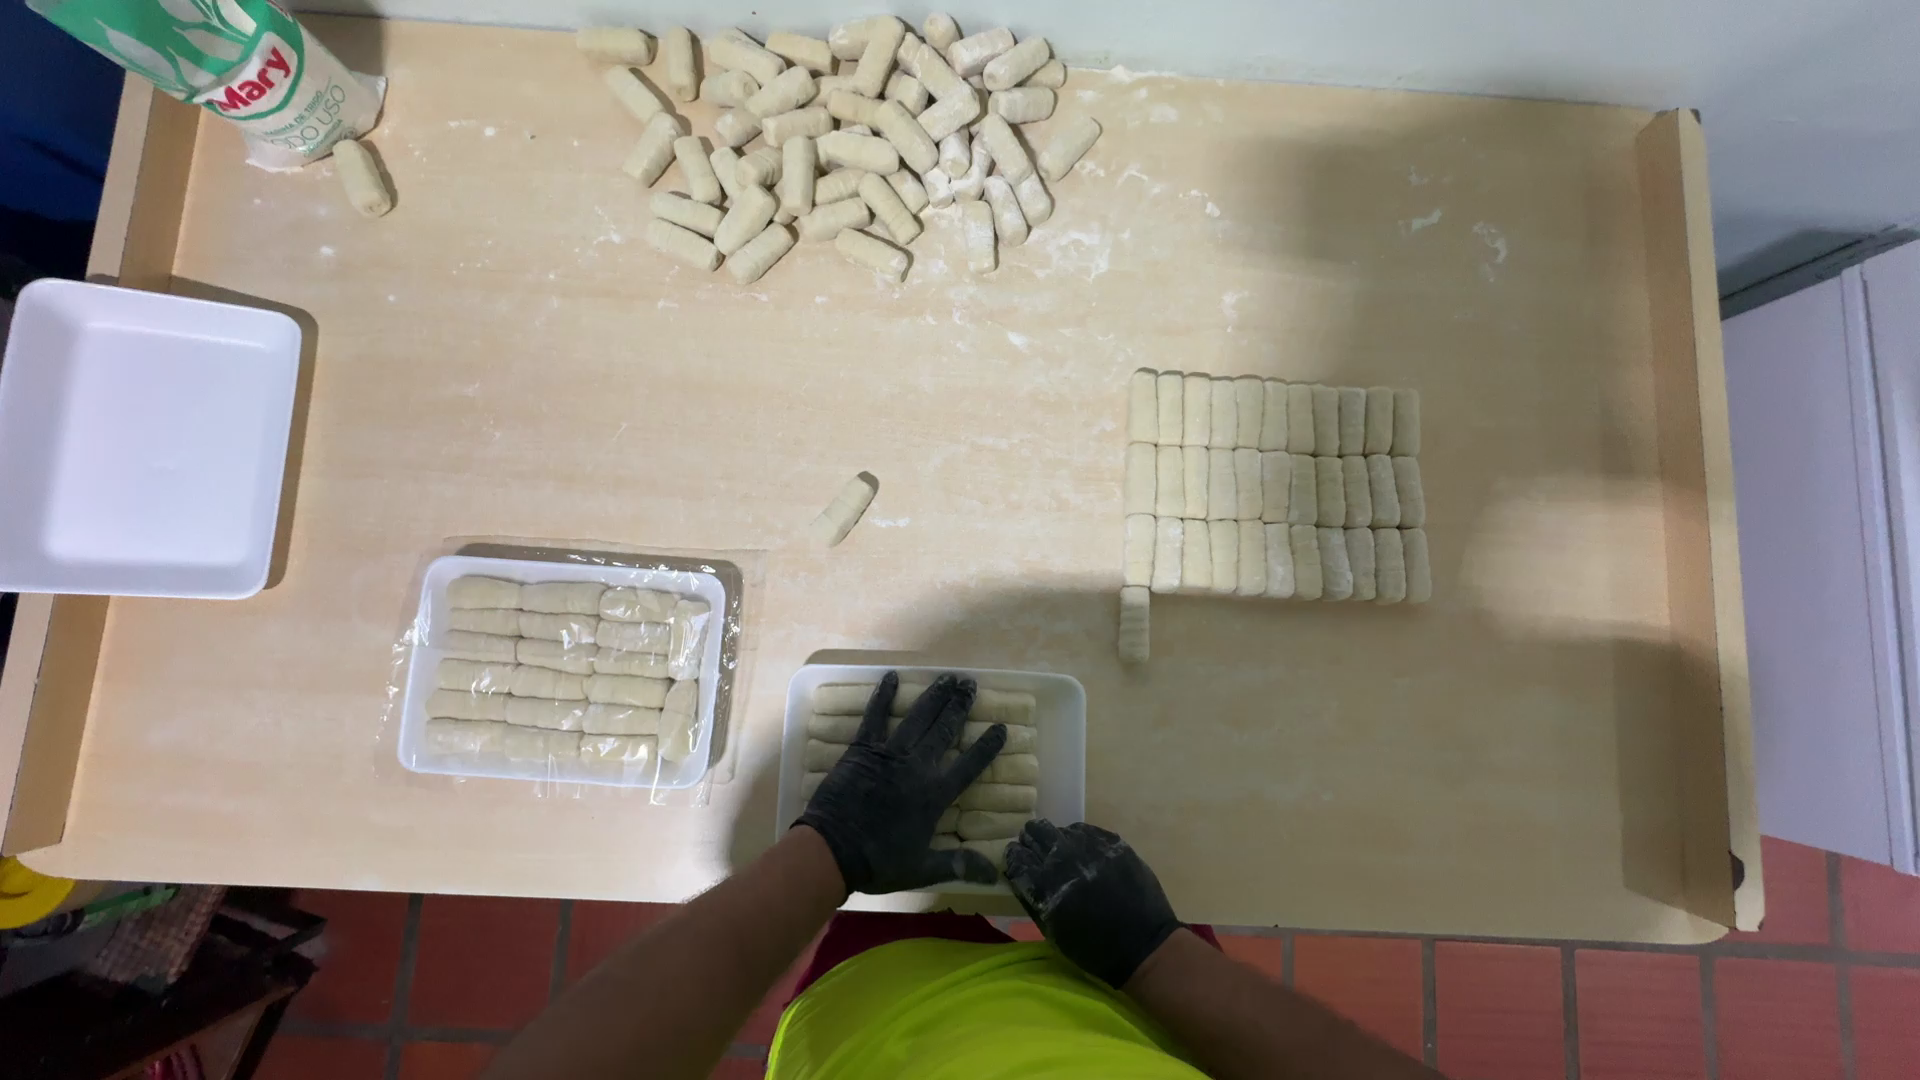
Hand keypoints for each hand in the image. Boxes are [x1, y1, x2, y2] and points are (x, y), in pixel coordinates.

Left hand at [796, 672, 1008, 894]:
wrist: (831, 851)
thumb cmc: (878, 862)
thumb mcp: (923, 868)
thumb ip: (959, 864)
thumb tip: (996, 874)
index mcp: (934, 794)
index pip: (969, 765)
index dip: (987, 746)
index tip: (1001, 727)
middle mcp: (917, 766)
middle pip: (944, 730)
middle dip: (960, 706)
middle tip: (971, 685)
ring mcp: (889, 753)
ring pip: (918, 717)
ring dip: (934, 696)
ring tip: (948, 678)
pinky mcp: (863, 747)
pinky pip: (875, 716)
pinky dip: (883, 696)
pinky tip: (892, 677)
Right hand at [1005, 820, 1181, 987]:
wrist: (1144, 947)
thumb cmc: (1093, 948)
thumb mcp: (1052, 930)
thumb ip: (1031, 898)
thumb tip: (1018, 874)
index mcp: (1046, 884)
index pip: (1017, 856)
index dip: (1015, 856)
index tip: (1017, 859)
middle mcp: (1065, 858)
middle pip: (1036, 832)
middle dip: (1032, 839)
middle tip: (1036, 848)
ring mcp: (1090, 847)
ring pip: (1062, 829)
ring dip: (1057, 839)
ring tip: (1063, 853)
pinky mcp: (1113, 842)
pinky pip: (1087, 831)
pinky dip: (1080, 839)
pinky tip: (1084, 852)